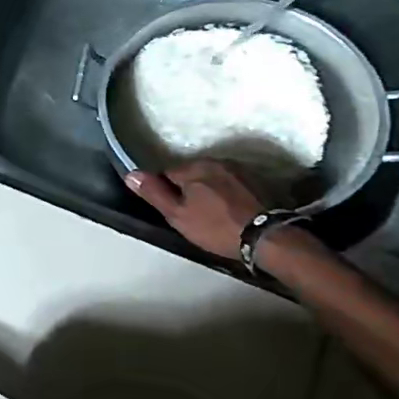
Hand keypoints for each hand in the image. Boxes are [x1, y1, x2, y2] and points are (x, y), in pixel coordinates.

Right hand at [123, 160, 264, 259]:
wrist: (267, 238)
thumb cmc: (216, 227)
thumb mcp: (178, 215)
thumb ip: (154, 193)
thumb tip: (131, 173)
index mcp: (193, 167)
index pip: (166, 173)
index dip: (167, 193)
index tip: (176, 211)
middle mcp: (215, 161)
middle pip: (190, 173)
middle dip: (188, 189)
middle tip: (194, 215)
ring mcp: (238, 169)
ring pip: (211, 178)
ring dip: (208, 190)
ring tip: (213, 214)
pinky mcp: (255, 181)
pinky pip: (230, 183)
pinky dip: (226, 193)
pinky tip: (230, 211)